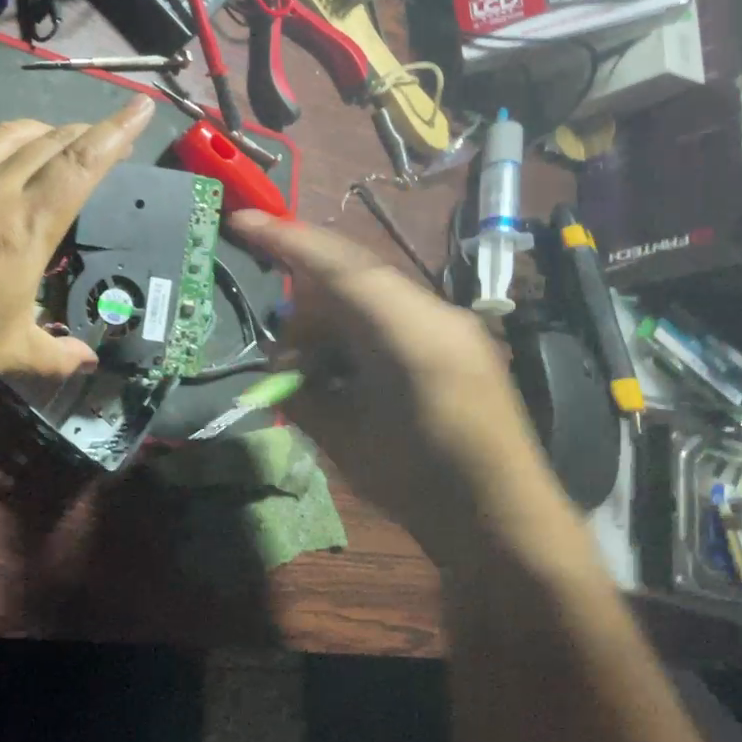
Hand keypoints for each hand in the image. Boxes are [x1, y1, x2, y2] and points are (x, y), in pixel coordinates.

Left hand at [0, 95, 155, 403]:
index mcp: (26, 228)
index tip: (140, 108)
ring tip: (46, 140)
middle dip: (81, 133)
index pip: (82, 165)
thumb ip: (55, 355)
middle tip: (97, 139)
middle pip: (47, 142)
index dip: (116, 132)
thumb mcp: (9, 354)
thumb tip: (86, 359)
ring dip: (32, 132)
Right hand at [228, 211, 573, 569]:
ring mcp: (451, 330)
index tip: (241, 220)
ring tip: (312, 383)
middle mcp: (434, 318)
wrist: (500, 520)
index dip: (286, 239)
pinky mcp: (456, 349)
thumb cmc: (416, 480)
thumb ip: (302, 385)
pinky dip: (355, 342)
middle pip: (349, 283)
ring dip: (329, 332)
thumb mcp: (341, 433)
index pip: (339, 267)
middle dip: (304, 312)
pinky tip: (344, 382)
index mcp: (408, 333)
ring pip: (368, 303)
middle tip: (281, 363)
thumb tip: (282, 364)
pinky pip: (391, 323)